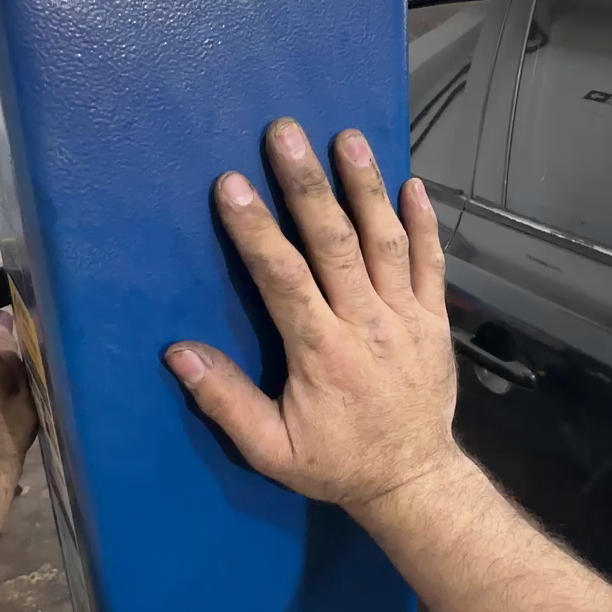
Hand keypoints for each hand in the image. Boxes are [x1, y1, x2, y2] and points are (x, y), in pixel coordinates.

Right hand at [165, 119, 461, 510]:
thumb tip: (177, 353)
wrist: (413, 478)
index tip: (232, 183)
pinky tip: (413, 185)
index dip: (256, 229)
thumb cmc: (337, 463)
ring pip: (386, 242)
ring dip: (366, 188)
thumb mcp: (271, 451)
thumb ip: (226, 402)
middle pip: (335, 244)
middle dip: (308, 186)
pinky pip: (432, 265)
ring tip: (348, 138)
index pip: (282, 278)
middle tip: (287, 133)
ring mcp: (407, 318)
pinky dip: (424, 224)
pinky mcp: (434, 320)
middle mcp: (366, 324)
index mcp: (321, 352)